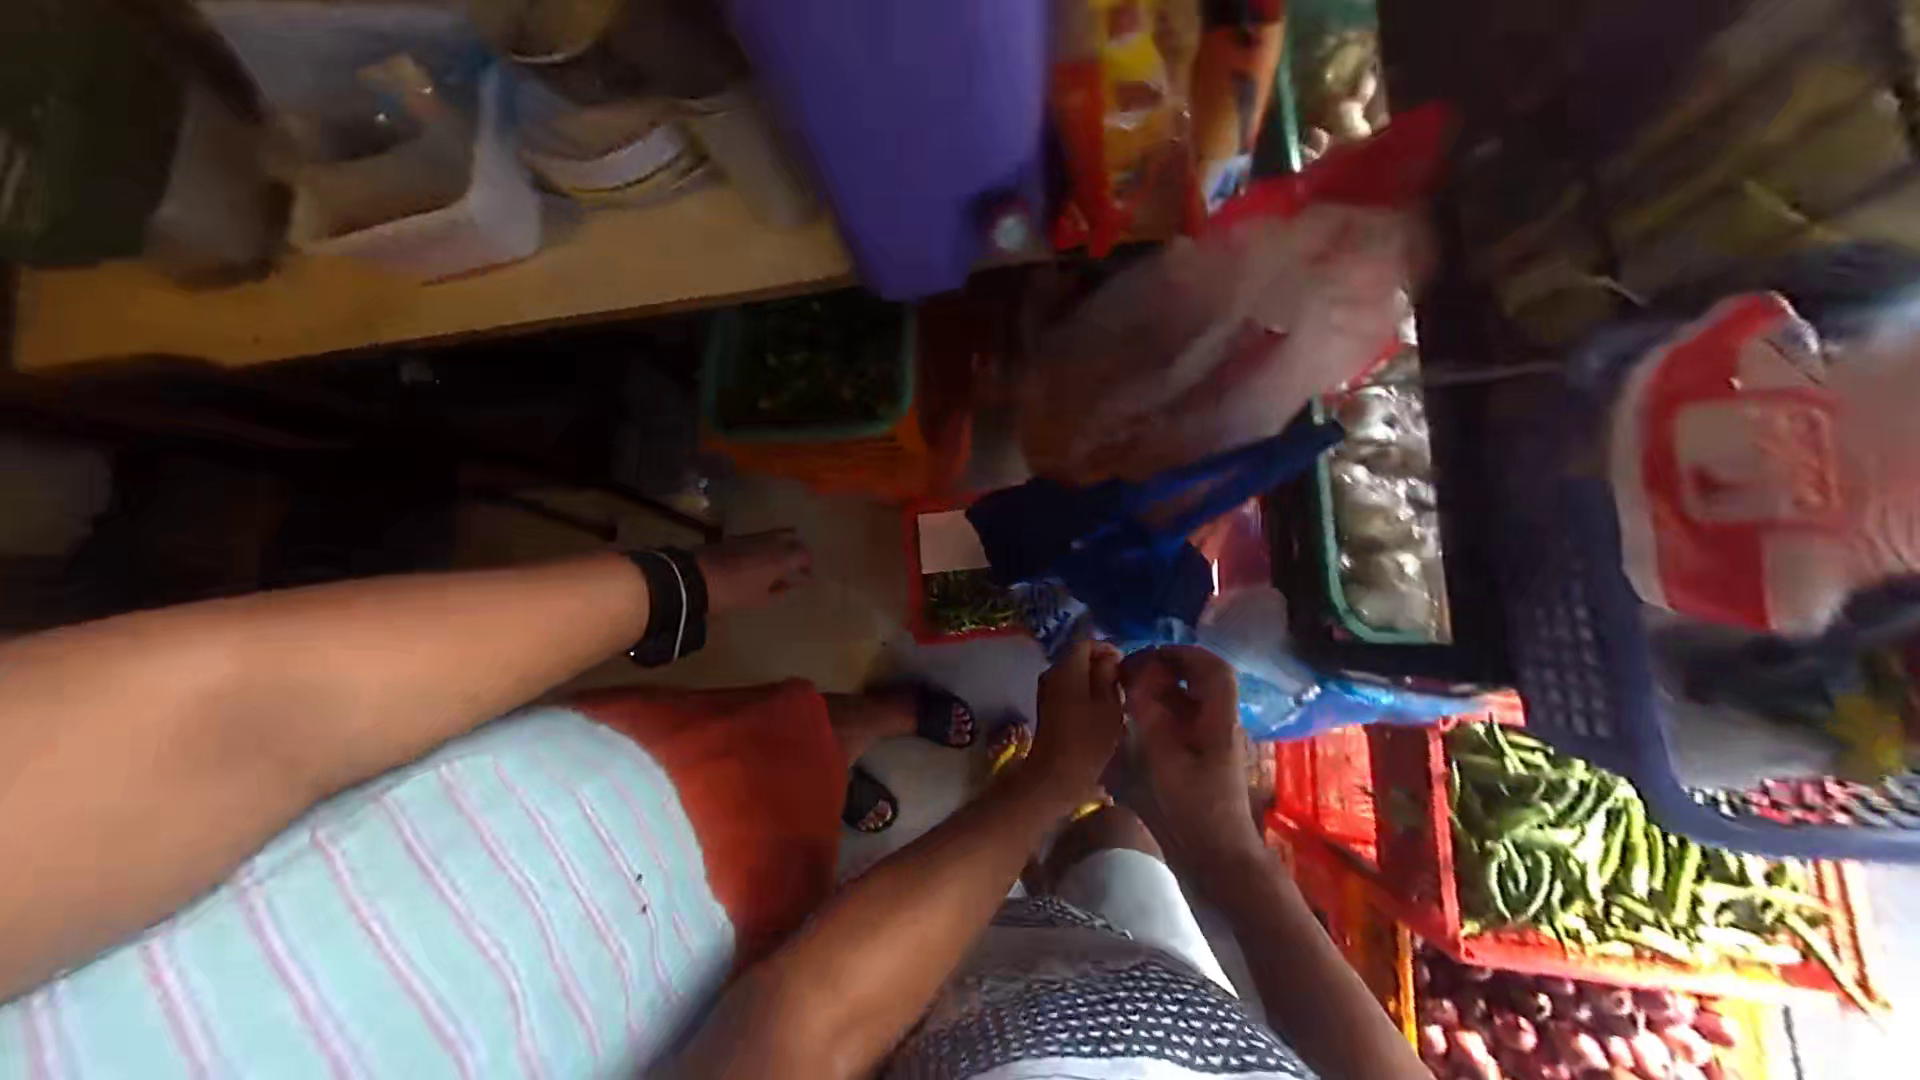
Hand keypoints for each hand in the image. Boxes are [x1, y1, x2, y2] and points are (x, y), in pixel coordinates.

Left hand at [1026, 641, 1126, 811]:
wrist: (1056, 775)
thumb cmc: (1088, 742)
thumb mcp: (1109, 707)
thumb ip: (1109, 676)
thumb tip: (1109, 658)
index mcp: (1067, 669)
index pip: (1085, 643)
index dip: (1106, 648)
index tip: (1124, 663)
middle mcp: (1051, 673)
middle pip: (1076, 656)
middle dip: (1099, 663)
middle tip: (1122, 680)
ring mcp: (1045, 689)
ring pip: (1071, 672)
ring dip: (1091, 678)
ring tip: (1114, 695)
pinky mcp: (1045, 705)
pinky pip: (1066, 687)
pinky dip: (1082, 690)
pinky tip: (1097, 707)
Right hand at [1119, 646, 1264, 882]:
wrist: (1216, 861)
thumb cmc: (1192, 812)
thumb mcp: (1163, 761)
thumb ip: (1149, 715)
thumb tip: (1137, 678)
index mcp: (1219, 721)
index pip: (1214, 669)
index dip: (1183, 654)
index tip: (1148, 655)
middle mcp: (1220, 724)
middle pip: (1200, 680)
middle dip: (1165, 668)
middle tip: (1129, 673)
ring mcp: (1211, 741)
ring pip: (1190, 699)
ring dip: (1160, 688)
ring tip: (1127, 692)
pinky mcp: (1200, 757)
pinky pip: (1182, 719)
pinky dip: (1159, 710)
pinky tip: (1135, 720)